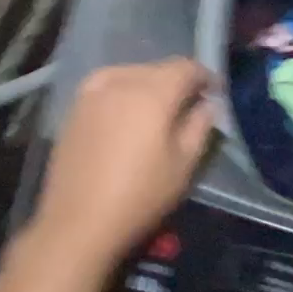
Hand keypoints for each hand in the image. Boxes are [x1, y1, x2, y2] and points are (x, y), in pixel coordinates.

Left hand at [27, 58, 214, 267]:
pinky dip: (124, 87)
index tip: (215, 92)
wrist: (77, 224)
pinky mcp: (77, 105)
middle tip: (190, 103)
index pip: (187, 67)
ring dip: (151, 82)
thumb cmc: (138, 197)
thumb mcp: (183, 165)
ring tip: (158, 107)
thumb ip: (200, 126)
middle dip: (179, 81)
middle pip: (160, 68)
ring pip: (134, 73)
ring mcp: (96, 90)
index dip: (205, 76)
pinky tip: (125, 107)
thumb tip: (208, 104)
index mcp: (154, 92)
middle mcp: (124, 81)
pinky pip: (109, 82)